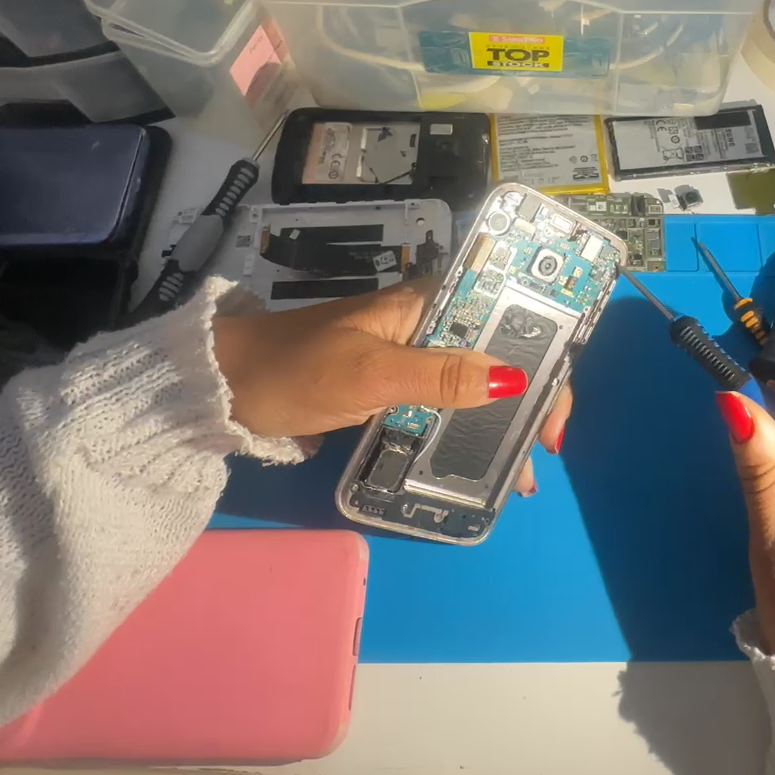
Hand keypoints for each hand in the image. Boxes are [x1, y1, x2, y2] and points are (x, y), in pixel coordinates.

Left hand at [212, 280, 571, 494]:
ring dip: (500, 420)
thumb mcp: (370, 373)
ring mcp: (411, 355)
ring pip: (473, 382)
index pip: (507, 318)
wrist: (224, 389)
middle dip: (527, 399)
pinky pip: (444, 402)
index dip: (541, 358)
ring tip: (518, 470)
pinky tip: (478, 457)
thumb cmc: (295, 370)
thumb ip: (438, 376)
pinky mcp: (394, 383)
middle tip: (540, 452)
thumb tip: (512, 381)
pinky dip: (466, 428)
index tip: (549, 411)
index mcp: (429, 303)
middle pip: (498, 353)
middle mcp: (430, 323)